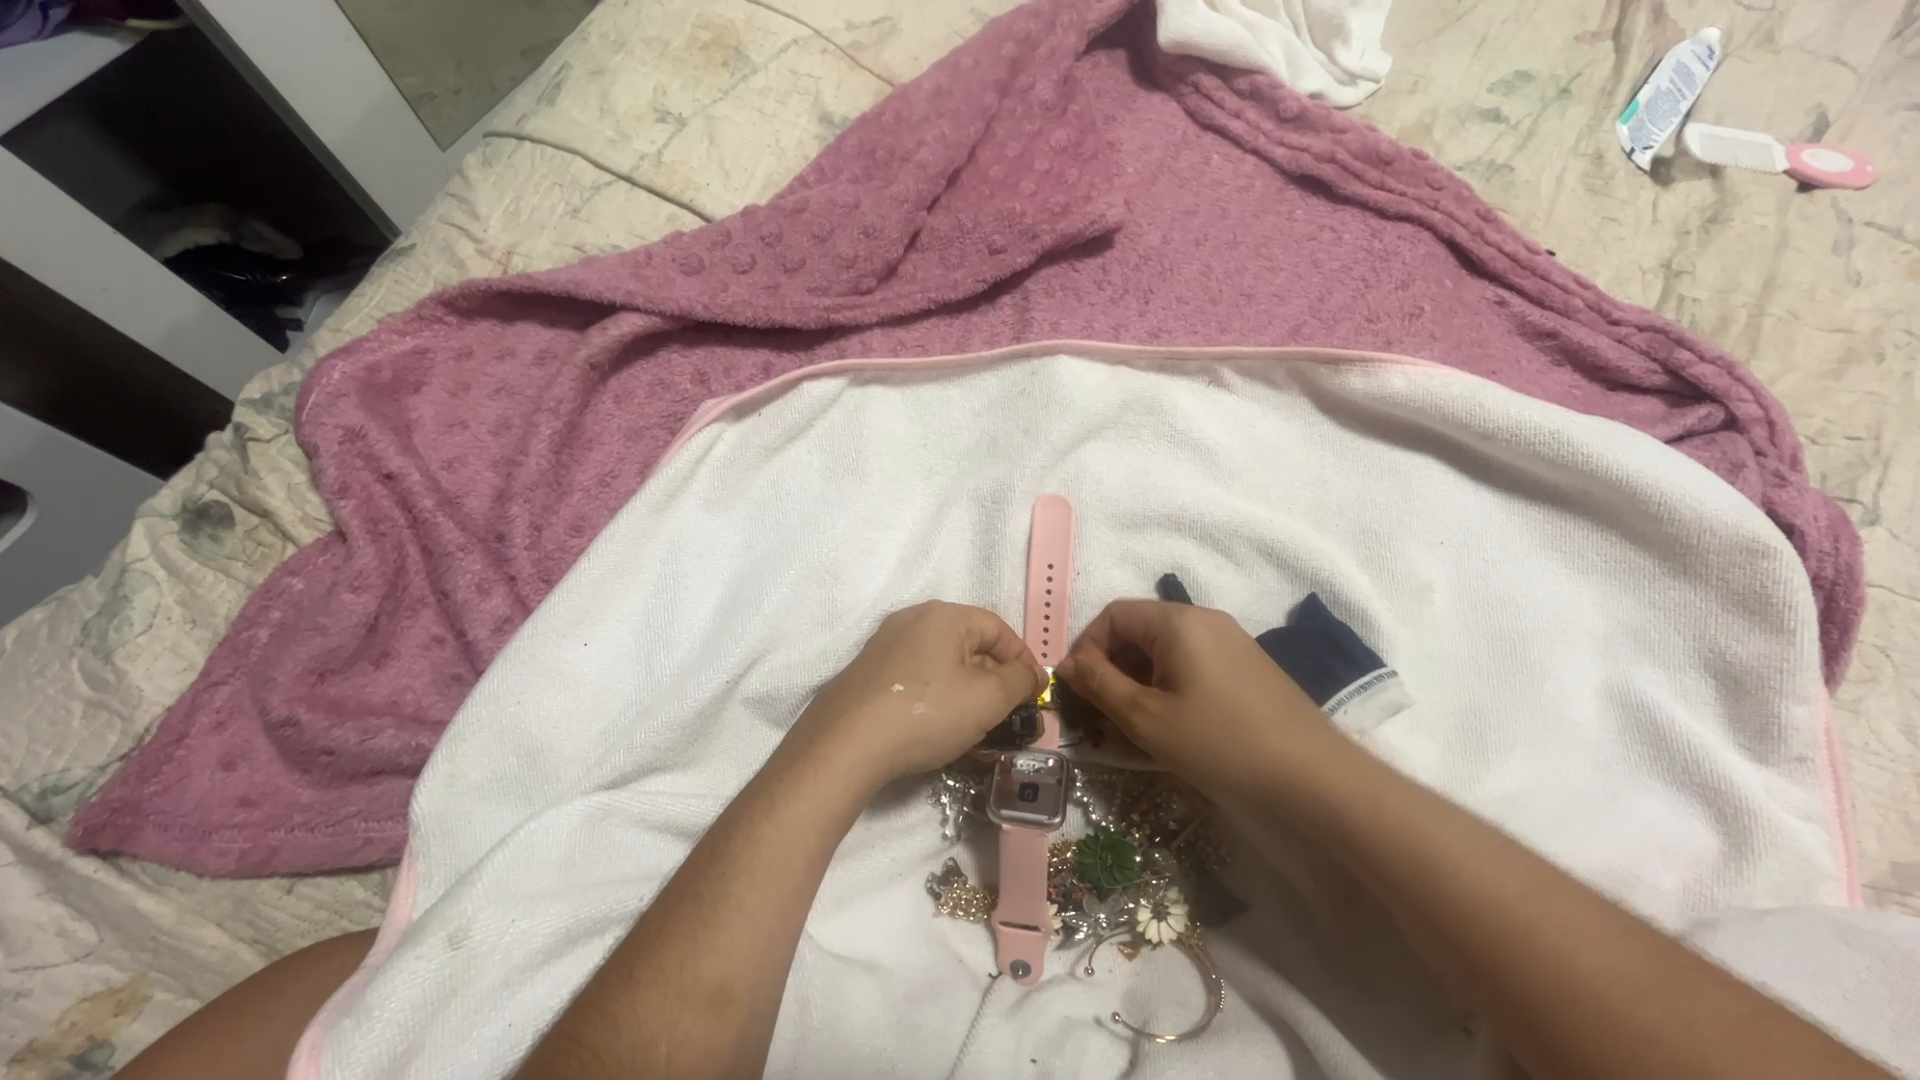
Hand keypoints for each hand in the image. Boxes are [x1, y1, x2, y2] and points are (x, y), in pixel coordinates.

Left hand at [787, 601, 1046, 791]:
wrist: (846, 745)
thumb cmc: (927, 713)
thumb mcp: (989, 699)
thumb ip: (1020, 681)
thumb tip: (1031, 675)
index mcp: (943, 615)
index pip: (998, 628)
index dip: (1022, 660)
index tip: (1034, 694)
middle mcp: (911, 620)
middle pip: (968, 644)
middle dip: (993, 678)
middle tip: (1007, 713)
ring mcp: (883, 646)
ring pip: (941, 663)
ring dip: (965, 691)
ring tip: (974, 725)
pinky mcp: (866, 674)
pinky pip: (915, 678)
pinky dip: (935, 697)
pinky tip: (936, 728)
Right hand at [1057, 600, 1330, 793]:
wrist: (1309, 775)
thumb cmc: (1218, 742)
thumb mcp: (1145, 718)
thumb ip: (1098, 684)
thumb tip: (1066, 663)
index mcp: (1178, 621)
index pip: (1113, 615)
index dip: (1086, 648)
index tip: (1078, 691)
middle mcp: (1204, 619)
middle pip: (1138, 629)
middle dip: (1111, 666)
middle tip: (1101, 713)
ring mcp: (1230, 640)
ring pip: (1164, 649)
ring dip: (1137, 679)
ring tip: (1133, 723)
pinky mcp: (1246, 665)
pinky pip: (1190, 662)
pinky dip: (1167, 685)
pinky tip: (1171, 723)